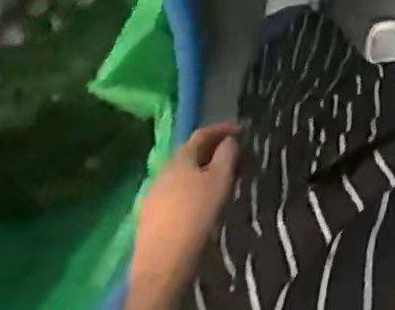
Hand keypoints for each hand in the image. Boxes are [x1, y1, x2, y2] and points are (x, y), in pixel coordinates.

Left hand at [128, 122, 239, 309]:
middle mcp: (163, 171)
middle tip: (237, 156)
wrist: (162, 266)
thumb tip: (229, 140)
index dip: (224, 128)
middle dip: (215, 150)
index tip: (244, 130)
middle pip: (192, 153)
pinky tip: (202, 200)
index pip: (203, 133)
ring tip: (223, 179)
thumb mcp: (221, 178)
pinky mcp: (151, 217)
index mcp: (179, 158)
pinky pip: (177, 191)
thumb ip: (227, 153)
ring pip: (184, 174)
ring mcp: (153, 195)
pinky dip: (193, 188)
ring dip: (205, 170)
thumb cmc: (196, 215)